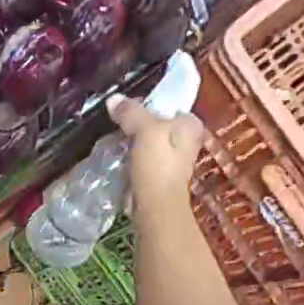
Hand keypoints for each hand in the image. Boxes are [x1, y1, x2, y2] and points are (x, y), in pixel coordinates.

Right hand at [108, 94, 205, 212]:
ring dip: (132, 142)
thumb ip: (130, 112)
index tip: (125, 108)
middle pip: (156, 123)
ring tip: (114, 140)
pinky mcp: (159, 175)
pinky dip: (131, 157)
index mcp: (190, 123)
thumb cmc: (157, 165)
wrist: (156, 206)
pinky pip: (142, 158)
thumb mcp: (144, 130)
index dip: (146, 103)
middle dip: (137, 124)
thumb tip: (113, 98)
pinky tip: (119, 158)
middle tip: (116, 124)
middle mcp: (186, 139)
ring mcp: (173, 159)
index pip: (168, 104)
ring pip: (148, 141)